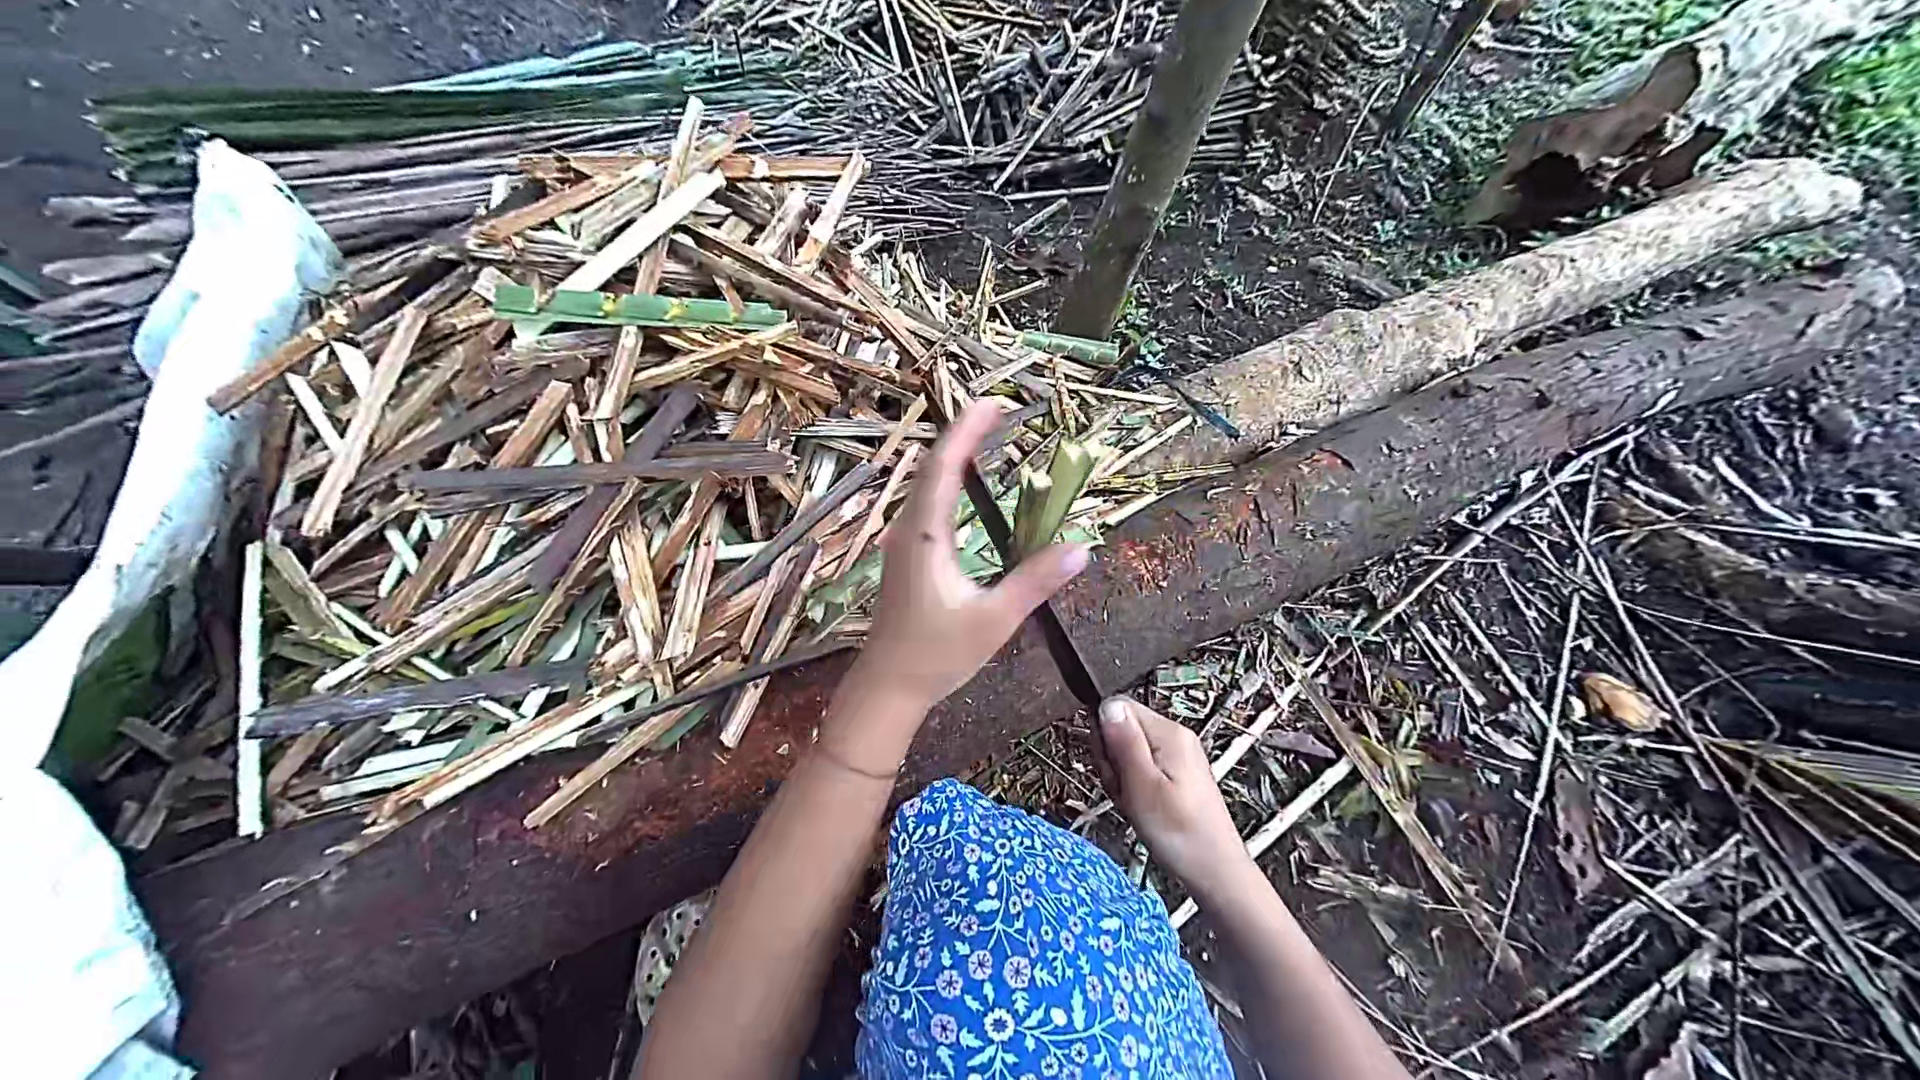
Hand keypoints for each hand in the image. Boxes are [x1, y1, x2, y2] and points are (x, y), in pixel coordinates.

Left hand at [849, 400, 1089, 710]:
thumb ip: (1035, 581)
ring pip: (927, 484)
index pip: (945, 465)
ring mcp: (903, 541)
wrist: (888, 686)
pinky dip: (950, 483)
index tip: (997, 404)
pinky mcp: (906, 555)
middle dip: (965, 434)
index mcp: (925, 534)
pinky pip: (928, 504)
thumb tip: (1080, 548)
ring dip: (956, 457)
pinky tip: (966, 488)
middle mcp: (908, 528)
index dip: (969, 429)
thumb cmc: (935, 655)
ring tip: (987, 437)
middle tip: (1000, 413)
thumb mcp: (993, 619)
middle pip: (933, 465)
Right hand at [1094, 696, 1255, 902]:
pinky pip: (1139, 766)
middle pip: (1120, 727)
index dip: (1104, 737)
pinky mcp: (1175, 771)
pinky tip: (1142, 806)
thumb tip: (1107, 704)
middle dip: (1112, 760)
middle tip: (1125, 790)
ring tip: (1135, 802)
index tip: (1113, 768)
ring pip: (1126, 749)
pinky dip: (1133, 786)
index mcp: (1168, 733)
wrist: (1214, 872)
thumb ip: (1124, 742)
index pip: (1116, 707)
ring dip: (1121, 777)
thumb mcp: (1142, 786)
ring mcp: (1176, 753)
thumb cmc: (1181, 834)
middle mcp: (1174, 735)